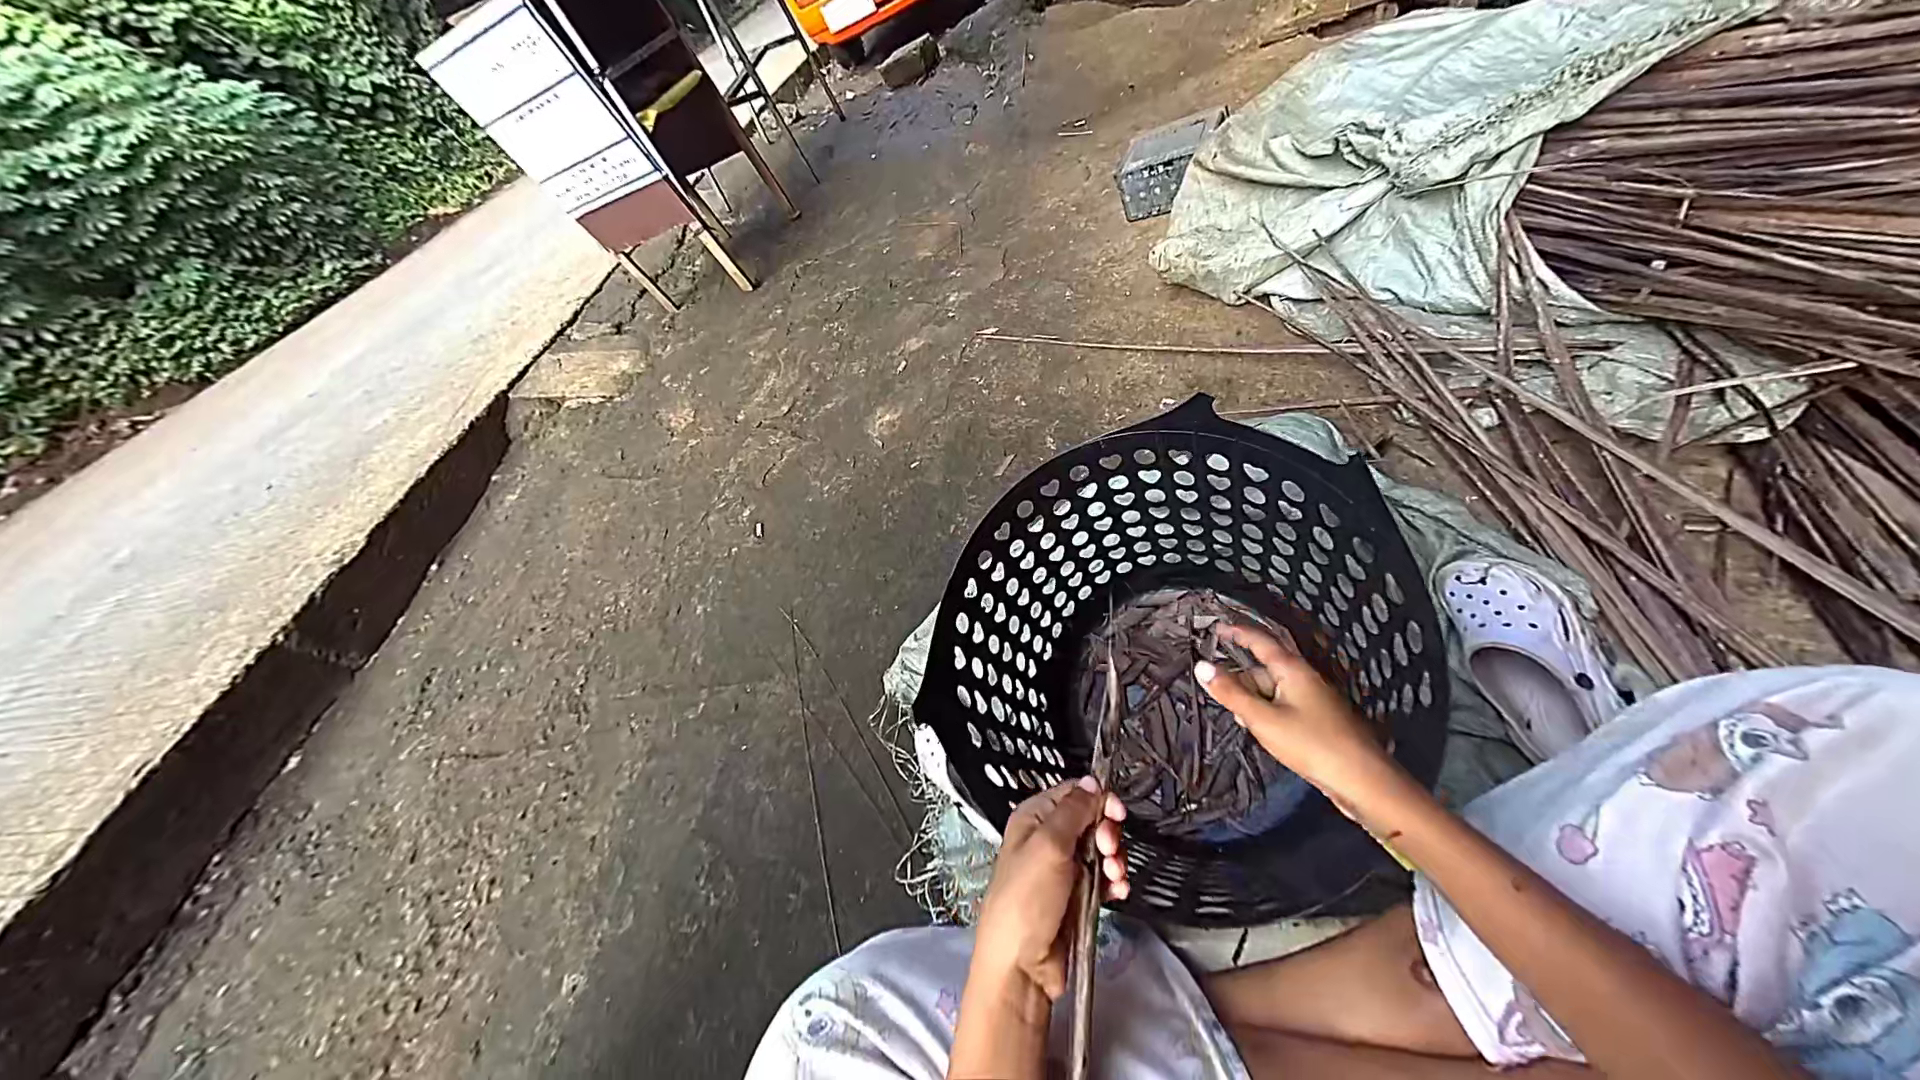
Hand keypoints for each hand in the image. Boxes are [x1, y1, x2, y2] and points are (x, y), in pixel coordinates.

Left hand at [972, 777, 1128, 999]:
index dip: (1098, 799)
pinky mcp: (1077, 895)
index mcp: (1034, 817)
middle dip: (1108, 833)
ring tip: (1113, 876)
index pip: (1073, 793)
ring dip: (1114, 859)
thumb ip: (1074, 810)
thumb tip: (1091, 781)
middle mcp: (1048, 838)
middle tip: (1108, 850)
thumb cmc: (1027, 897)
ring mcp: (1063, 868)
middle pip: (1092, 820)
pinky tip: (1117, 891)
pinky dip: (1114, 882)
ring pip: (1101, 850)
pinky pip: (1104, 878)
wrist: (1021, 964)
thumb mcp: (1049, 844)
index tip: (1117, 813)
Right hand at [1194, 624, 1399, 805]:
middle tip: (1218, 693)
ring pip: (1271, 690)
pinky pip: (1282, 705)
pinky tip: (1260, 730)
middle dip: (1240, 679)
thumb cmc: (1311, 744)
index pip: (1260, 641)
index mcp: (1292, 670)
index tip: (1216, 629)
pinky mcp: (1316, 719)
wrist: (1362, 781)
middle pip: (1263, 669)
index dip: (1237, 633)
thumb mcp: (1262, 719)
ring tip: (1240, 718)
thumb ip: (1231, 693)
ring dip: (1252, 700)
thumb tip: (1202, 666)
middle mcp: (1304, 679)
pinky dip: (1266, 712)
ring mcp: (1312, 699)